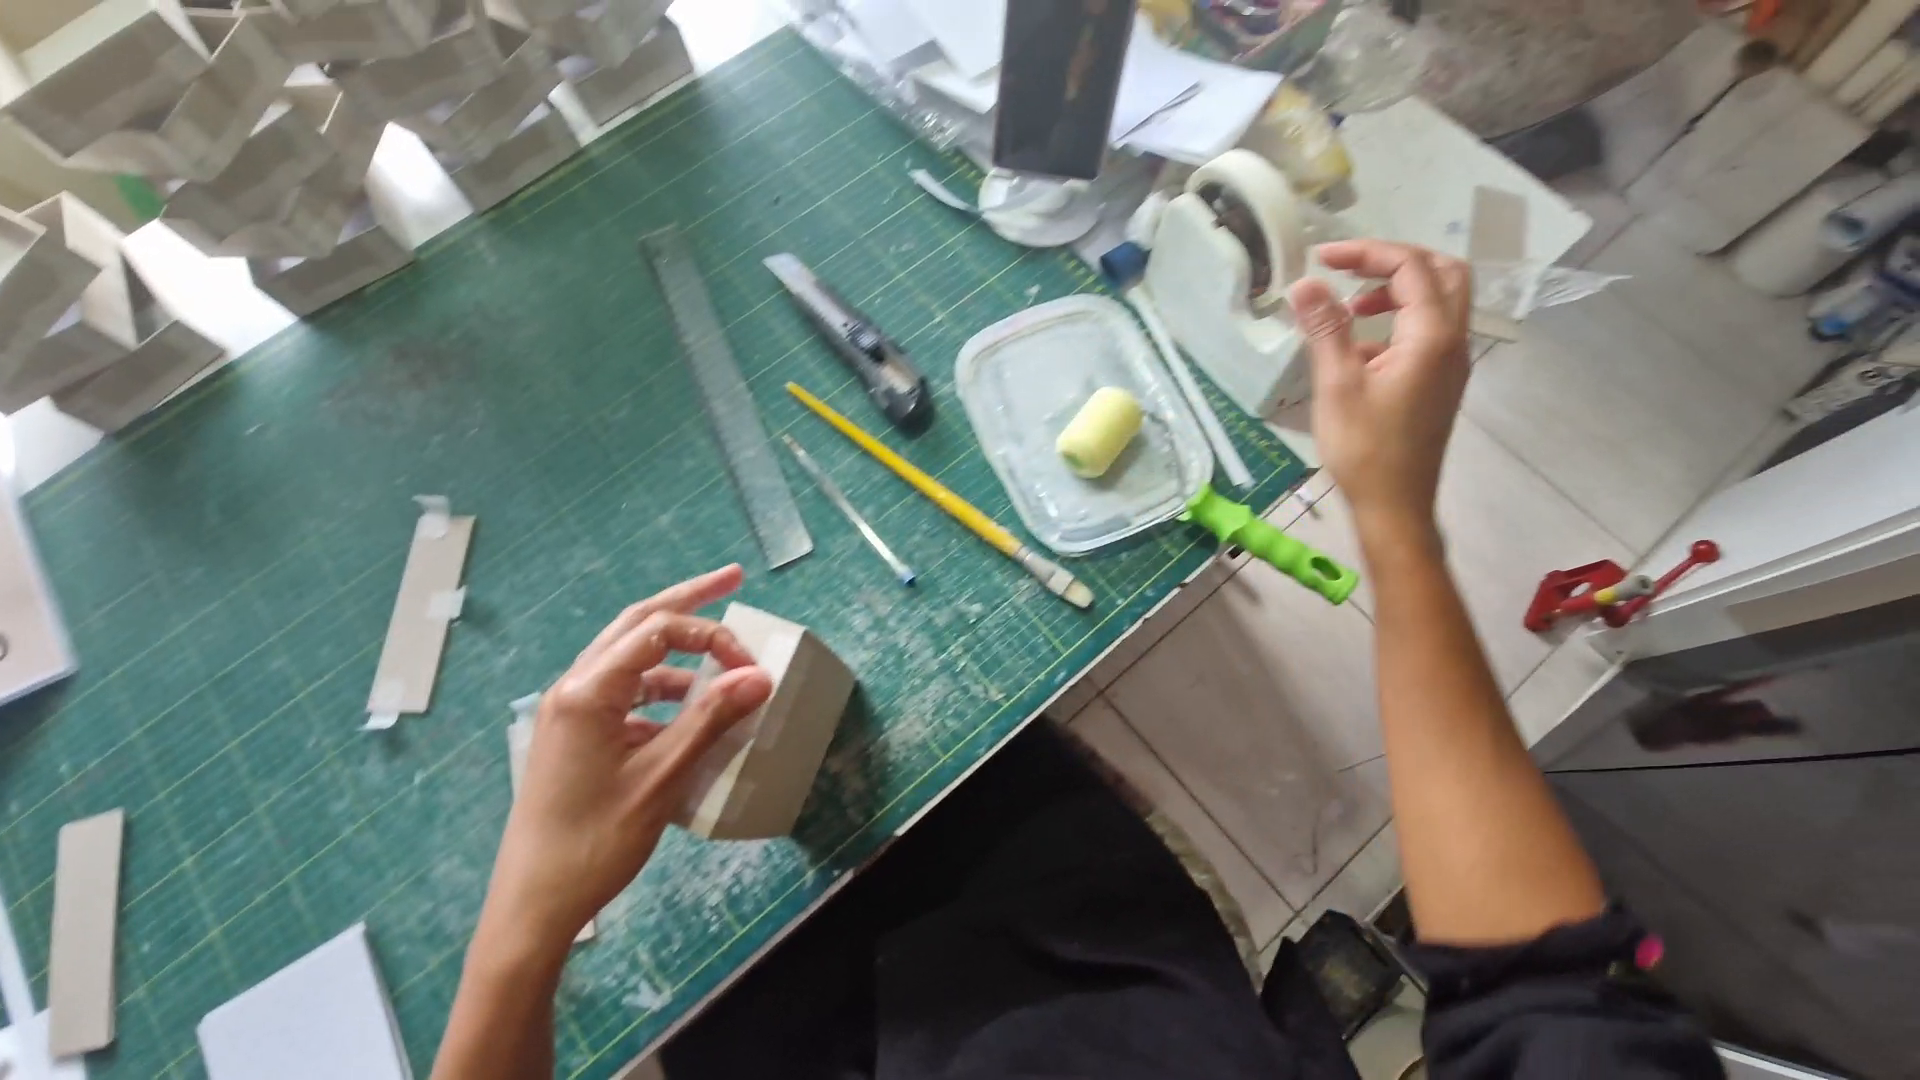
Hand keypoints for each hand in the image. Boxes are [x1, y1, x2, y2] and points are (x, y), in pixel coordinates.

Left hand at [478, 565, 773, 958]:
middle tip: (733, 577)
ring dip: (677, 652)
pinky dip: (663, 692)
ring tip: (721, 656)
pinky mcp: (576, 736)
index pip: (658, 631)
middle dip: (688, 600)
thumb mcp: (662, 778)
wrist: (534, 906)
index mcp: (588, 691)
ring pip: (631, 658)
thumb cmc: (595, 841)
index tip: (750, 669)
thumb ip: (711, 720)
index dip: (712, 638)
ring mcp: (571, 712)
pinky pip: (626, 694)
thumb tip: (761, 676)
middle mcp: (575, 689)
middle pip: (637, 624)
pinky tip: (690, 712)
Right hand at [1289, 240, 1472, 544]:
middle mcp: (1453, 342)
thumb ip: (1325, 329)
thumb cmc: (1364, 448)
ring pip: (1438, 303)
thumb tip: (1305, 283)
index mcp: (1433, 336)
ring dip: (1397, 291)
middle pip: (1442, 273)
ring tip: (1349, 306)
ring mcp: (1451, 364)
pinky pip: (1428, 332)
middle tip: (1349, 270)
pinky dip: (1397, 321)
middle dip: (1394, 262)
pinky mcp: (1439, 383)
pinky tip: (1357, 349)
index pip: (1410, 267)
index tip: (1322, 259)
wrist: (1395, 505)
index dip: (1367, 253)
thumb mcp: (1337, 385)